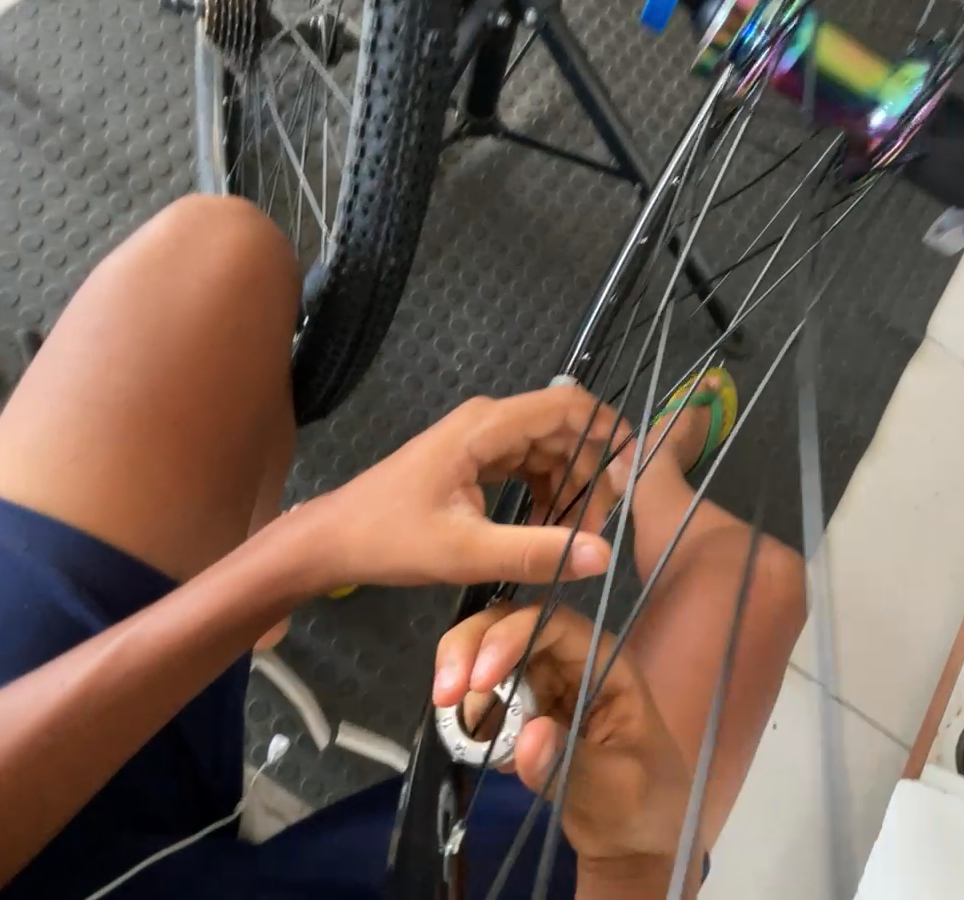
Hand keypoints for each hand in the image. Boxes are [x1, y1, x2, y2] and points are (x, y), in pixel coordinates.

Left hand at [282, 385, 630, 589]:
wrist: (332, 540)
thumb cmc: (391, 539)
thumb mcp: (465, 553)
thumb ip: (535, 551)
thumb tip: (603, 555)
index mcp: (488, 426)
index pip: (568, 406)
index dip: (609, 432)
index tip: (631, 476)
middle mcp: (490, 422)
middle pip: (564, 431)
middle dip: (591, 474)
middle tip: (598, 528)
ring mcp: (482, 439)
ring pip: (549, 451)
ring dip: (570, 488)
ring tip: (573, 536)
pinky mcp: (476, 458)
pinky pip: (528, 466)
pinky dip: (546, 493)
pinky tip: (546, 529)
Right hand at [434, 603, 693, 873]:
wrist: (632, 844)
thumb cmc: (645, 807)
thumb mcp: (619, 790)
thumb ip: (573, 763)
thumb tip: (526, 736)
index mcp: (603, 661)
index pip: (553, 623)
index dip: (512, 637)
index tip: (479, 678)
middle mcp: (569, 662)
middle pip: (512, 626)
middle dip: (471, 646)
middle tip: (444, 693)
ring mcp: (543, 685)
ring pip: (490, 655)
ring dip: (462, 679)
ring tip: (454, 725)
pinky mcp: (521, 713)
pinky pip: (484, 698)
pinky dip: (465, 712)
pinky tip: (466, 742)